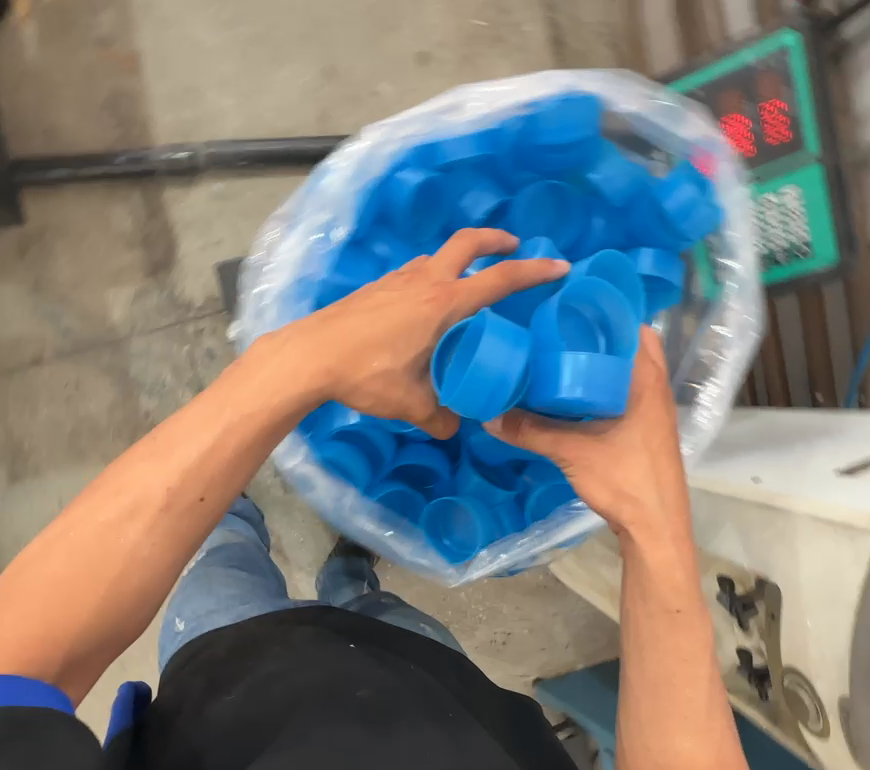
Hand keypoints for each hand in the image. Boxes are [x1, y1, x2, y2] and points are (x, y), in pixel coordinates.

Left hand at [260, 228, 568, 438]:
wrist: (311, 355)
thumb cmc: (366, 374)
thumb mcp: (410, 403)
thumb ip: (438, 416)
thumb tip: (452, 428)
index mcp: (444, 303)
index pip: (500, 280)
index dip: (534, 272)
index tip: (559, 267)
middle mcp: (424, 281)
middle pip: (468, 242)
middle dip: (496, 240)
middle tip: (514, 249)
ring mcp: (397, 280)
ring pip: (436, 256)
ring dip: (458, 259)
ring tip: (467, 282)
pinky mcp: (376, 288)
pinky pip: (414, 272)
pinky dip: (430, 276)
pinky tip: (423, 305)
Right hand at [486, 328, 691, 542]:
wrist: (654, 526)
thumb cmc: (624, 480)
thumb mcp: (571, 451)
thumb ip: (530, 430)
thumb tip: (488, 415)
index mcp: (645, 379)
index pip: (630, 326)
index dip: (601, 311)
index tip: (565, 304)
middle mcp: (654, 387)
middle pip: (625, 347)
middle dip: (593, 336)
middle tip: (553, 329)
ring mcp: (651, 410)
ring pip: (622, 372)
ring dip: (596, 364)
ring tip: (555, 355)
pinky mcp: (642, 430)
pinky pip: (620, 393)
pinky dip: (598, 387)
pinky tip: (569, 395)